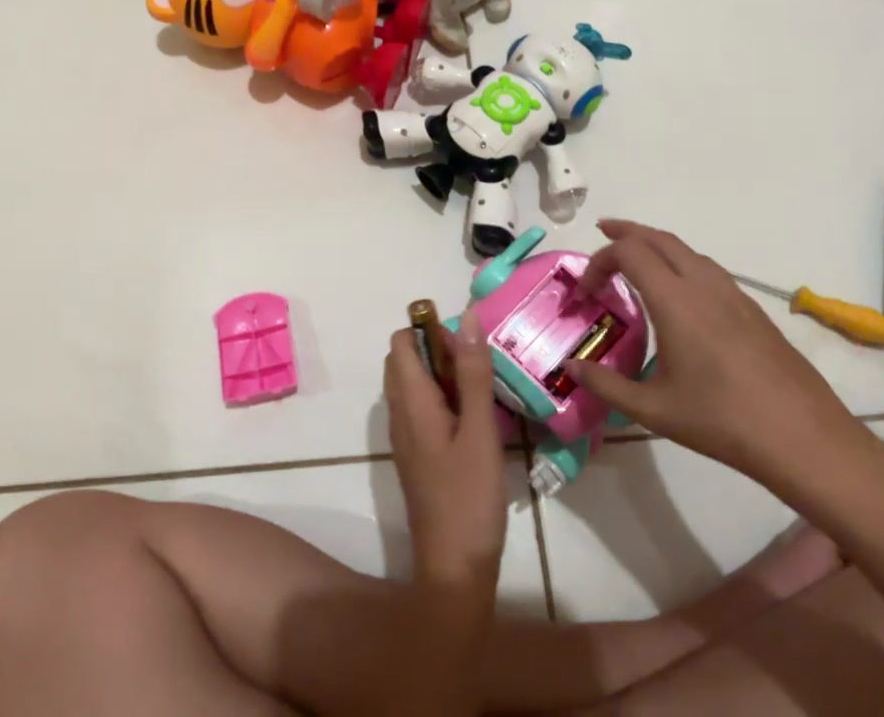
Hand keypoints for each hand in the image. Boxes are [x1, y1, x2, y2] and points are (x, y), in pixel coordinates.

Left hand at [384, 310, 507, 590]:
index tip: (469, 344)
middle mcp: (399, 414)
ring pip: (416, 387)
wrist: (453, 565)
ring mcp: (406, 437)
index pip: (401, 342)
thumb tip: (467, 317)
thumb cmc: (469, 495)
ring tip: (485, 389)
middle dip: (439, 351)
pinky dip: (445, 401)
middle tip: (481, 368)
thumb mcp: (479, 430)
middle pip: (406, 362)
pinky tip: (477, 418)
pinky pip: (423, 411)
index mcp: (409, 402)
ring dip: (445, 377)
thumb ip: (473, 373)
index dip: (430, 331)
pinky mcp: (417, 456)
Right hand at [567, 220, 883, 494]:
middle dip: (628, 232)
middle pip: (661, 238)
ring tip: (635, 260)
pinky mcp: (753, 311)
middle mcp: (705, 286)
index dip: (599, 262)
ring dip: (657, 246)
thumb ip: (605, 384)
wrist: (802, 436)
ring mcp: (734, 296)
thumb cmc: (721, 421)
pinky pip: (709, 271)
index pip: (630, 253)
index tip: (585, 293)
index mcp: (676, 302)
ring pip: (689, 251)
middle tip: (602, 234)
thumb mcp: (652, 409)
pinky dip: (681, 265)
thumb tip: (571, 367)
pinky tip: (677, 295)